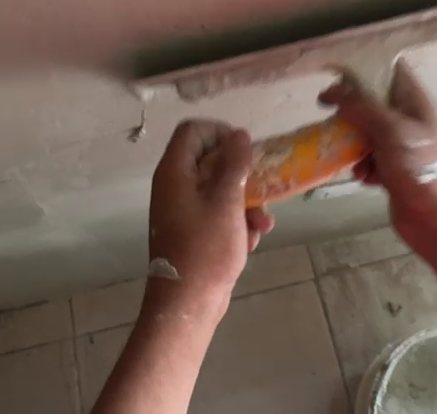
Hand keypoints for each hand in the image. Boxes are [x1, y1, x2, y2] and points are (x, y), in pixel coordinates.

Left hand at [146, 120, 275, 308]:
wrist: (188, 306)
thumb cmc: (205, 249)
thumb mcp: (226, 202)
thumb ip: (234, 165)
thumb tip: (239, 134)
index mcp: (175, 172)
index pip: (192, 131)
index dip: (219, 132)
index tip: (244, 149)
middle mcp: (175, 185)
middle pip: (209, 159)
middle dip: (240, 174)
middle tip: (261, 184)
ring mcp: (183, 208)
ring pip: (218, 188)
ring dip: (244, 202)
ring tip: (262, 223)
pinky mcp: (193, 230)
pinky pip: (217, 212)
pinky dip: (236, 222)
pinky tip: (251, 242)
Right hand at [320, 60, 436, 265]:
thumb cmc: (426, 170)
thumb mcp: (391, 131)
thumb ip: (360, 106)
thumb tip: (331, 90)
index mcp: (414, 100)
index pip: (388, 67)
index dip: (363, 63)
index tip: (333, 68)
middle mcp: (408, 118)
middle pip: (372, 99)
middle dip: (350, 106)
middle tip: (328, 110)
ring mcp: (402, 146)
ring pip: (367, 129)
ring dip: (352, 139)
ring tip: (345, 150)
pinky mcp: (395, 171)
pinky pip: (370, 157)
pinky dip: (362, 164)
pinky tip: (362, 177)